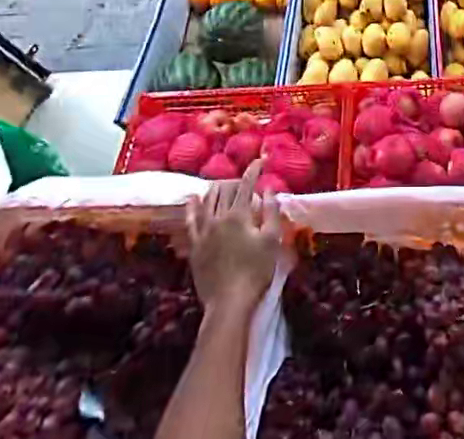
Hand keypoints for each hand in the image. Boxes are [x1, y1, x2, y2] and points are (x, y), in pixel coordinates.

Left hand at [186, 161, 283, 316]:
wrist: (229, 302)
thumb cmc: (256, 270)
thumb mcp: (272, 239)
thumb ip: (271, 212)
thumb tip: (268, 189)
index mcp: (238, 216)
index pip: (246, 185)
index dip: (253, 171)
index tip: (261, 161)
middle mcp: (218, 219)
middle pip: (225, 191)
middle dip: (236, 180)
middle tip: (245, 178)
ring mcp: (203, 233)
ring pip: (207, 202)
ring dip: (215, 189)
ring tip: (221, 183)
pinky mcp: (195, 246)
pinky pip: (191, 221)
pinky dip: (192, 208)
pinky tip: (192, 200)